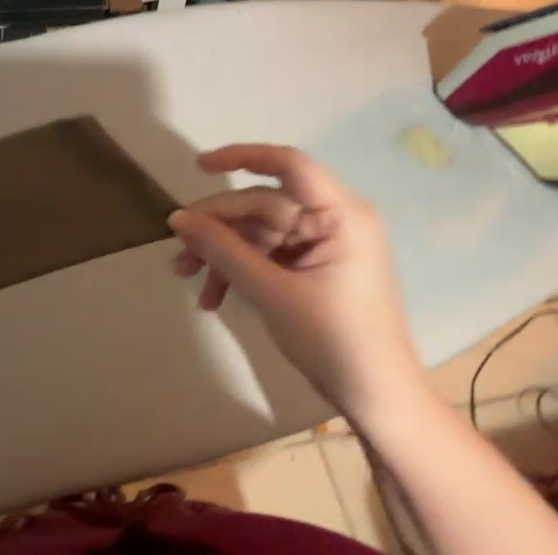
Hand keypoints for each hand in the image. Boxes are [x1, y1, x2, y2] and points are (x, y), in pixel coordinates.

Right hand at [170, 145, 426, 421]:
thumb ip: (223, 250)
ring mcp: (325, 244)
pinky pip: (269, 254)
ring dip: (223, 254)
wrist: (380, 401)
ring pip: (259, 232)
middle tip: (179, 255)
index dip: (241, 156)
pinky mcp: (316, 267)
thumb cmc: (334, 341)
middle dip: (217, 228)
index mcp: (340, 215)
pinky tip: (214, 297)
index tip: (198, 166)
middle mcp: (334, 220)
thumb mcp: (271, 293)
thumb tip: (177, 218)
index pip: (288, 164)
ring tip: (189, 280)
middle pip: (262, 204)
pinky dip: (240, 270)